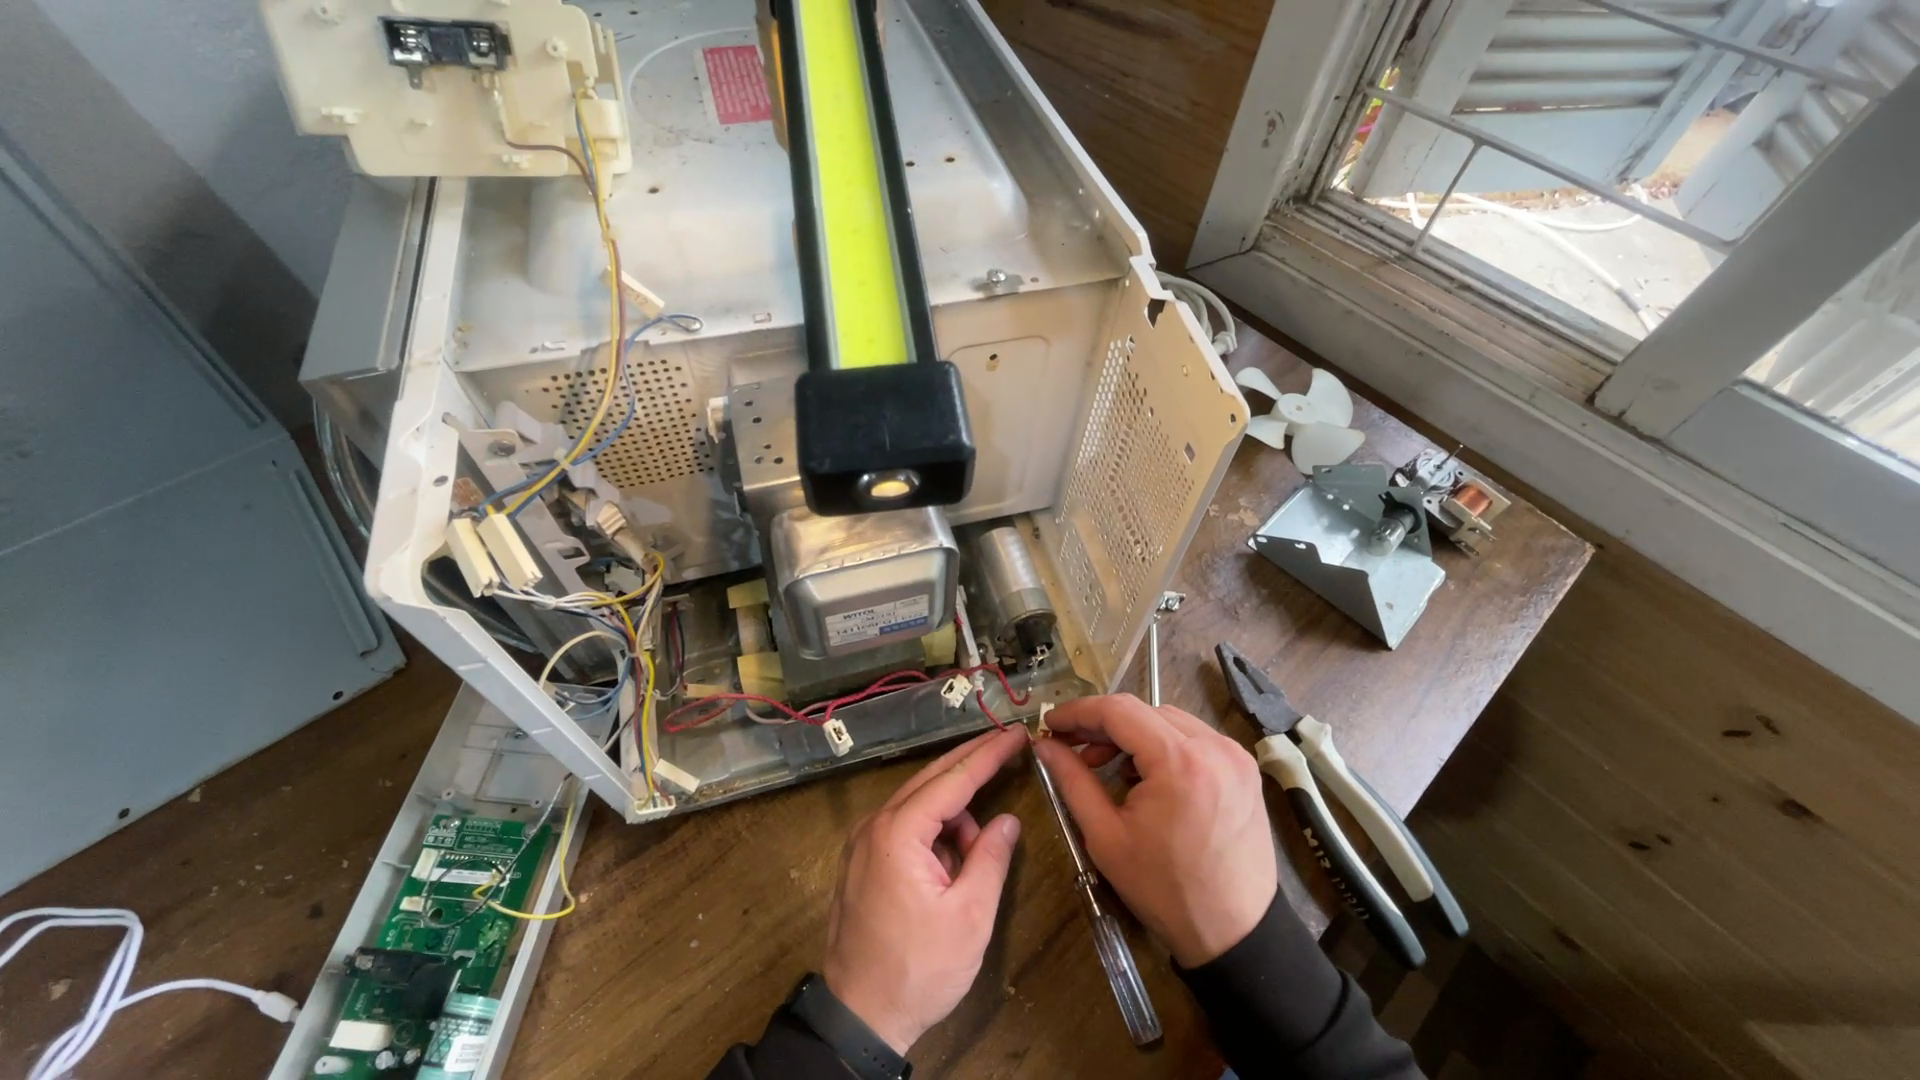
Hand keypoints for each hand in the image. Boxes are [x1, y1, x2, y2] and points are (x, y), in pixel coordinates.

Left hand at [823, 728, 1027, 1053]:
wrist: (858, 1017)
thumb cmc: (918, 969)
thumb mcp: (969, 916)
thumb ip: (990, 858)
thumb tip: (1007, 820)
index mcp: (899, 832)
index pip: (953, 779)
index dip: (989, 754)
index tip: (1016, 732)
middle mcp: (875, 825)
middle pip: (931, 779)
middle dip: (972, 763)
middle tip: (1009, 745)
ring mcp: (863, 842)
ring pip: (918, 804)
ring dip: (954, 812)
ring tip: (977, 855)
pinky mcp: (861, 861)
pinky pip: (905, 827)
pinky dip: (934, 830)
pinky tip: (953, 859)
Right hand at [1034, 694, 1276, 967]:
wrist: (1235, 933)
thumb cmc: (1164, 890)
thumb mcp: (1106, 837)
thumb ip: (1073, 781)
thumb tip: (1044, 746)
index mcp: (1180, 761)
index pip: (1119, 711)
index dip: (1078, 712)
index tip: (1050, 724)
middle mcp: (1214, 746)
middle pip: (1144, 711)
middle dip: (1103, 725)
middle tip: (1072, 749)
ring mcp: (1235, 755)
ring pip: (1170, 721)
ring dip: (1134, 734)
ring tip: (1106, 766)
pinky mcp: (1245, 769)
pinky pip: (1195, 739)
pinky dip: (1163, 746)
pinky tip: (1144, 776)